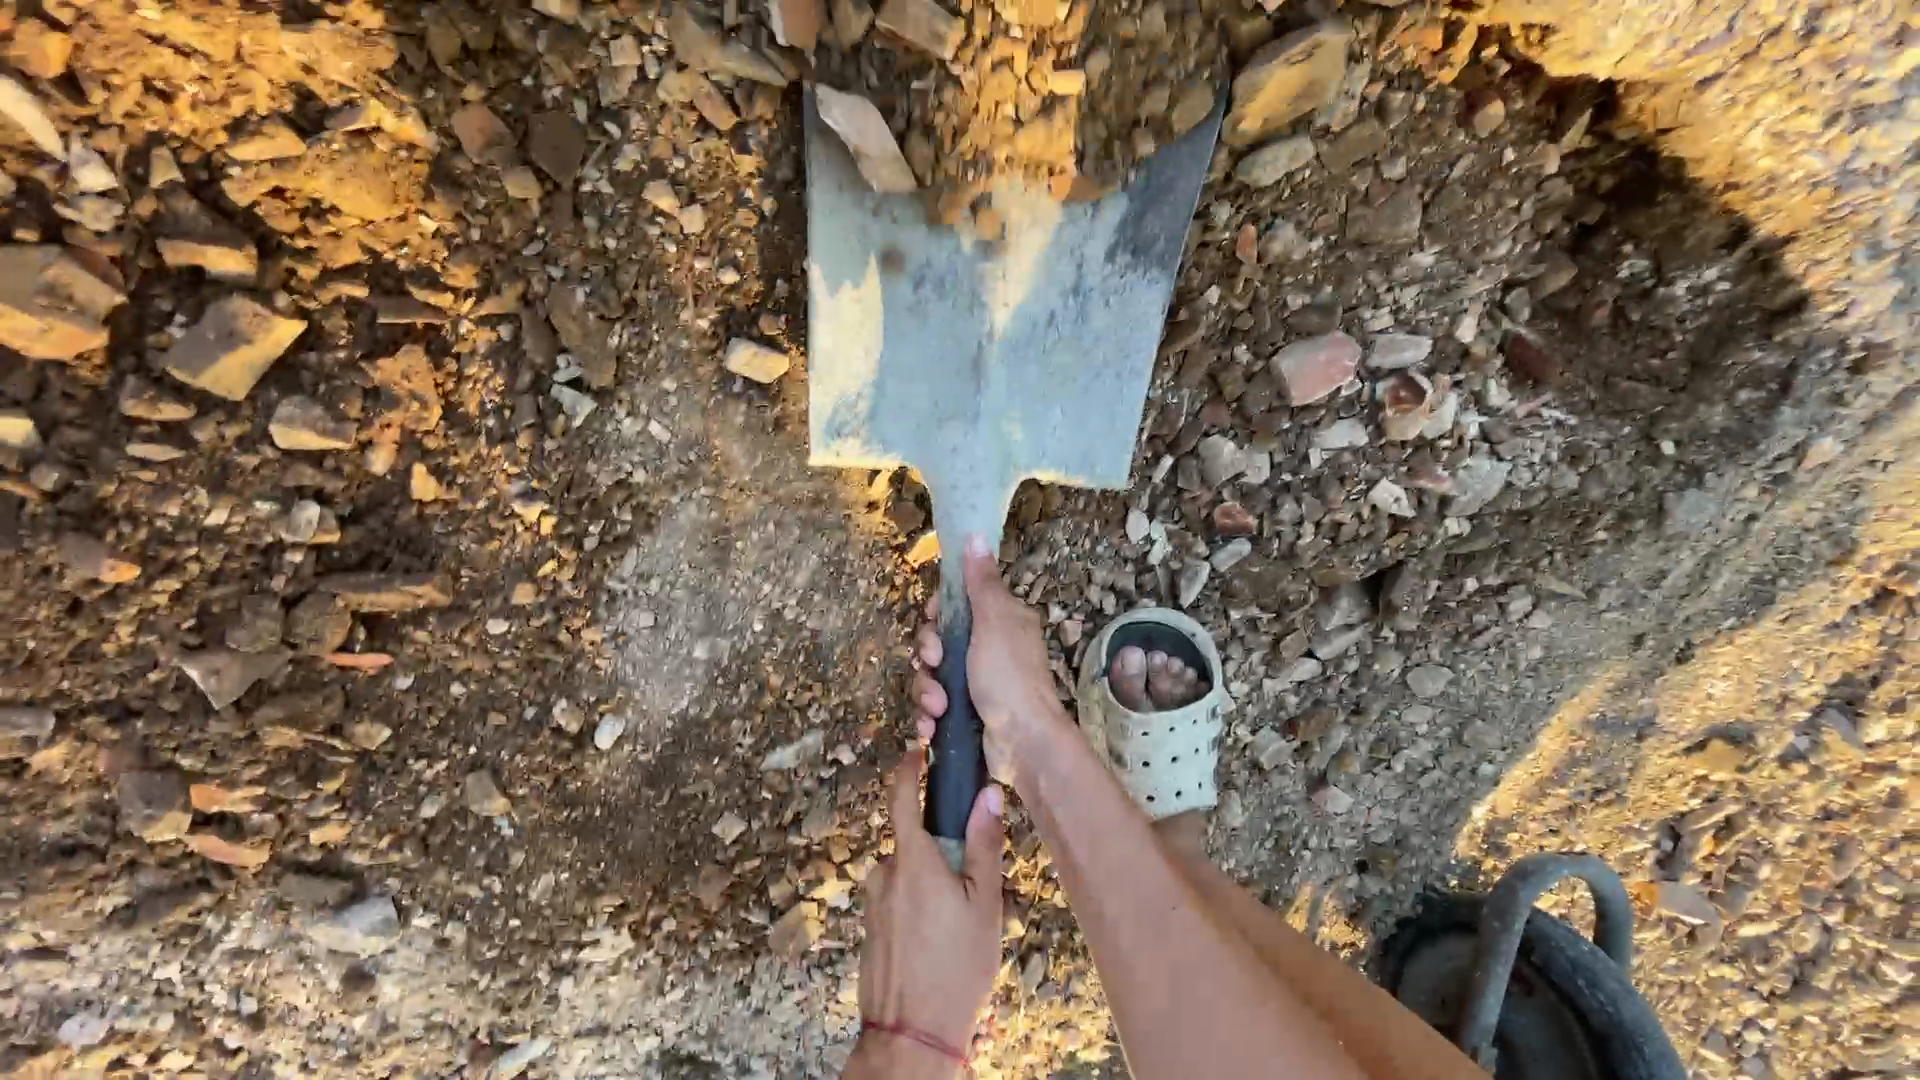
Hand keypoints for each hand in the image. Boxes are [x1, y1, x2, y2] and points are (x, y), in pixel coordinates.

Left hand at [856, 747, 1003, 1073]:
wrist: (912, 1036)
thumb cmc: (956, 966)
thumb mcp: (984, 903)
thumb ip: (983, 844)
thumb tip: (987, 793)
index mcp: (912, 859)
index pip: (901, 797)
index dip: (907, 769)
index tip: (916, 751)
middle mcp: (884, 873)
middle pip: (911, 842)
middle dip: (938, 852)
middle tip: (970, 884)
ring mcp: (873, 903)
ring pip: (906, 876)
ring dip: (929, 886)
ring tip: (959, 924)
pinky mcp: (870, 929)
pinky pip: (897, 902)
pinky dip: (917, 909)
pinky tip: (938, 943)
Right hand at [913, 536, 1069, 788]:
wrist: (1023, 742)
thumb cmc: (1010, 676)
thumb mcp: (995, 620)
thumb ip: (981, 582)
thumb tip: (975, 535)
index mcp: (1000, 621)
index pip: (957, 605)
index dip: (938, 612)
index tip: (933, 619)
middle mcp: (988, 650)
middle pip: (937, 641)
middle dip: (929, 655)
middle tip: (937, 663)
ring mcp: (976, 685)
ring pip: (931, 676)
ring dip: (927, 691)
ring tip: (938, 706)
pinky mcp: (965, 715)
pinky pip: (933, 707)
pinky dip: (929, 717)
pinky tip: (932, 726)